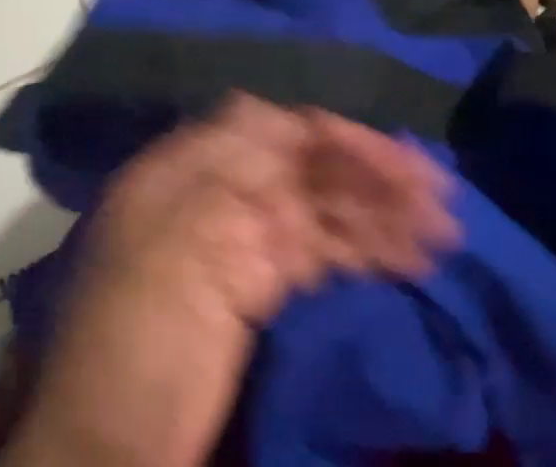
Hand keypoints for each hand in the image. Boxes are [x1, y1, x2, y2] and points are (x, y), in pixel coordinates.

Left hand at [7, 95, 457, 466]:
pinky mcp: (263, 287)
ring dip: (382, 214)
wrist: (112, 435)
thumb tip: (294, 120)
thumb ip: (232, 174)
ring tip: (443, 230)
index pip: (277, 130)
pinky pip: (324, 255)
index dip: (338, 137)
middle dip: (373, 175)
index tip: (397, 157)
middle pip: (309, 169)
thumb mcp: (173, 239)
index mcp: (190, 168)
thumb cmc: (136, 332)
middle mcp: (222, 193)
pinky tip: (411, 258)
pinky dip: (367, 252)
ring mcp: (244, 242)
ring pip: (325, 211)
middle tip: (440, 195)